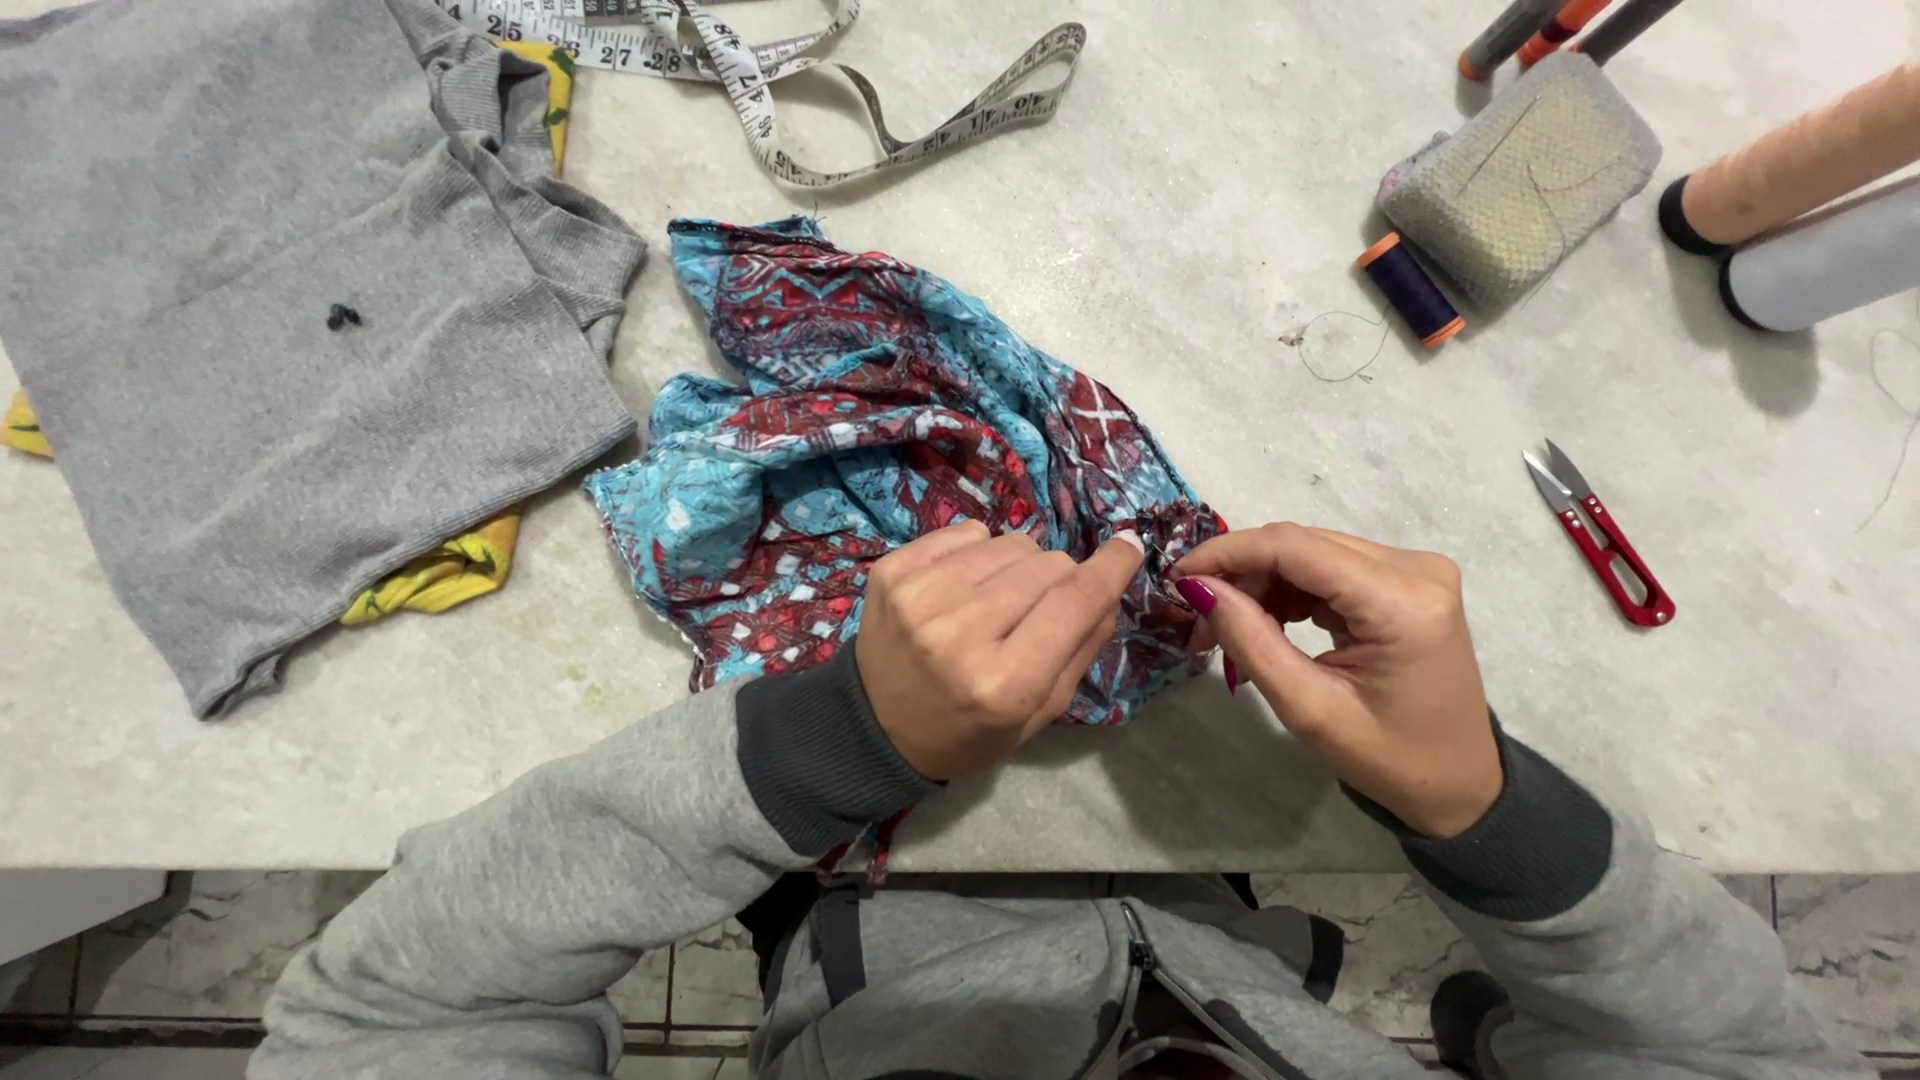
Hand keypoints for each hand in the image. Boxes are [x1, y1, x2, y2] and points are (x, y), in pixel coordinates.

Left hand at [855, 521, 1145, 780]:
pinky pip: (966, 532)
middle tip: (1038, 609)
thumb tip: (1110, 585)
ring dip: (1018, 566)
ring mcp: (919, 597)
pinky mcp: (892, 572)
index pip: (1075, 603)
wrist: (875, 726)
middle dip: (1059, 580)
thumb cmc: (966, 731)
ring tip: (997, 600)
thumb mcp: (1037, 712)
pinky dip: (978, 551)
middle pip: (1046, 566)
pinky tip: (964, 585)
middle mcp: (959, 634)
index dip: (1111, 568)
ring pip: (1009, 542)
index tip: (1129, 546)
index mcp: (1004, 684)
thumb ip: (1081, 649)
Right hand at [1171, 524, 1499, 838]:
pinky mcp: (1404, 580)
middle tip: (1196, 620)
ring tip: (1223, 629)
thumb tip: (1196, 586)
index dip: (1226, 553)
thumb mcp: (1308, 707)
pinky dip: (1284, 589)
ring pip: (1306, 551)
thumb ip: (1250, 639)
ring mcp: (1413, 570)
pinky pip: (1325, 566)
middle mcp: (1414, 568)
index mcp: (1401, 602)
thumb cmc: (1388, 758)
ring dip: (1257, 582)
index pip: (1293, 546)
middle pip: (1298, 543)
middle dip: (1237, 573)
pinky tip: (1263, 622)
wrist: (1460, 783)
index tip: (1176, 579)